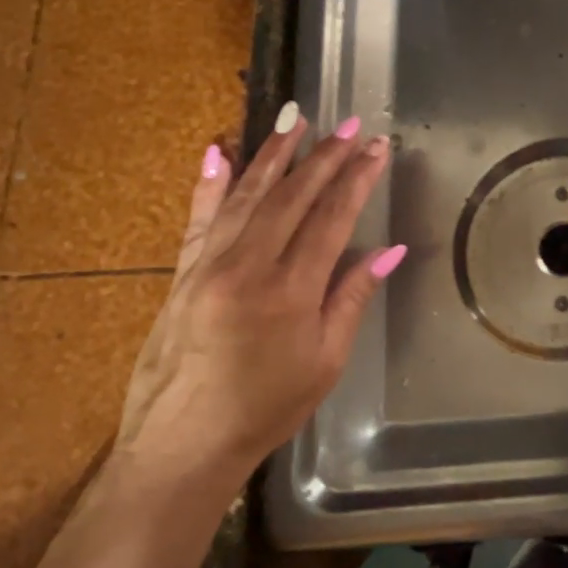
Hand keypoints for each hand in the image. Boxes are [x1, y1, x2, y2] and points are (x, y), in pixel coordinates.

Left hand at [114, 104, 406, 488]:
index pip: (331, 217)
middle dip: (324, 156)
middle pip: (291, 196)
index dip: (357, 178)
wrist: (178, 448)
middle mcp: (245, 267)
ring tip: (296, 119)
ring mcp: (206, 267)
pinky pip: (200, 219)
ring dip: (275, 155)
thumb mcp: (324, 360)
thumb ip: (352, 298)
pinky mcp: (181, 274)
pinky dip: (211, 183)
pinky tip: (220, 152)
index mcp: (288, 290)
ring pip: (246, 196)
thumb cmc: (265, 409)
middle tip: (350, 124)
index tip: (377, 147)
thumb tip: (390, 250)